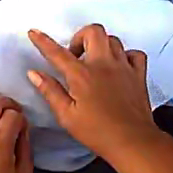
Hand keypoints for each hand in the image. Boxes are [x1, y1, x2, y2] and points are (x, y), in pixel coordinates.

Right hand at [26, 25, 163, 161]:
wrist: (132, 141)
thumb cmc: (97, 132)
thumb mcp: (66, 116)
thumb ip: (50, 91)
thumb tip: (34, 73)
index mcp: (82, 74)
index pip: (57, 52)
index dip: (43, 41)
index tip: (34, 33)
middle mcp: (103, 64)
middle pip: (93, 31)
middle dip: (80, 37)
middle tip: (74, 56)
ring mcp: (124, 67)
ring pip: (113, 40)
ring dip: (100, 45)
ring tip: (93, 62)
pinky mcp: (139, 75)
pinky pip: (134, 53)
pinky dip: (125, 55)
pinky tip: (118, 66)